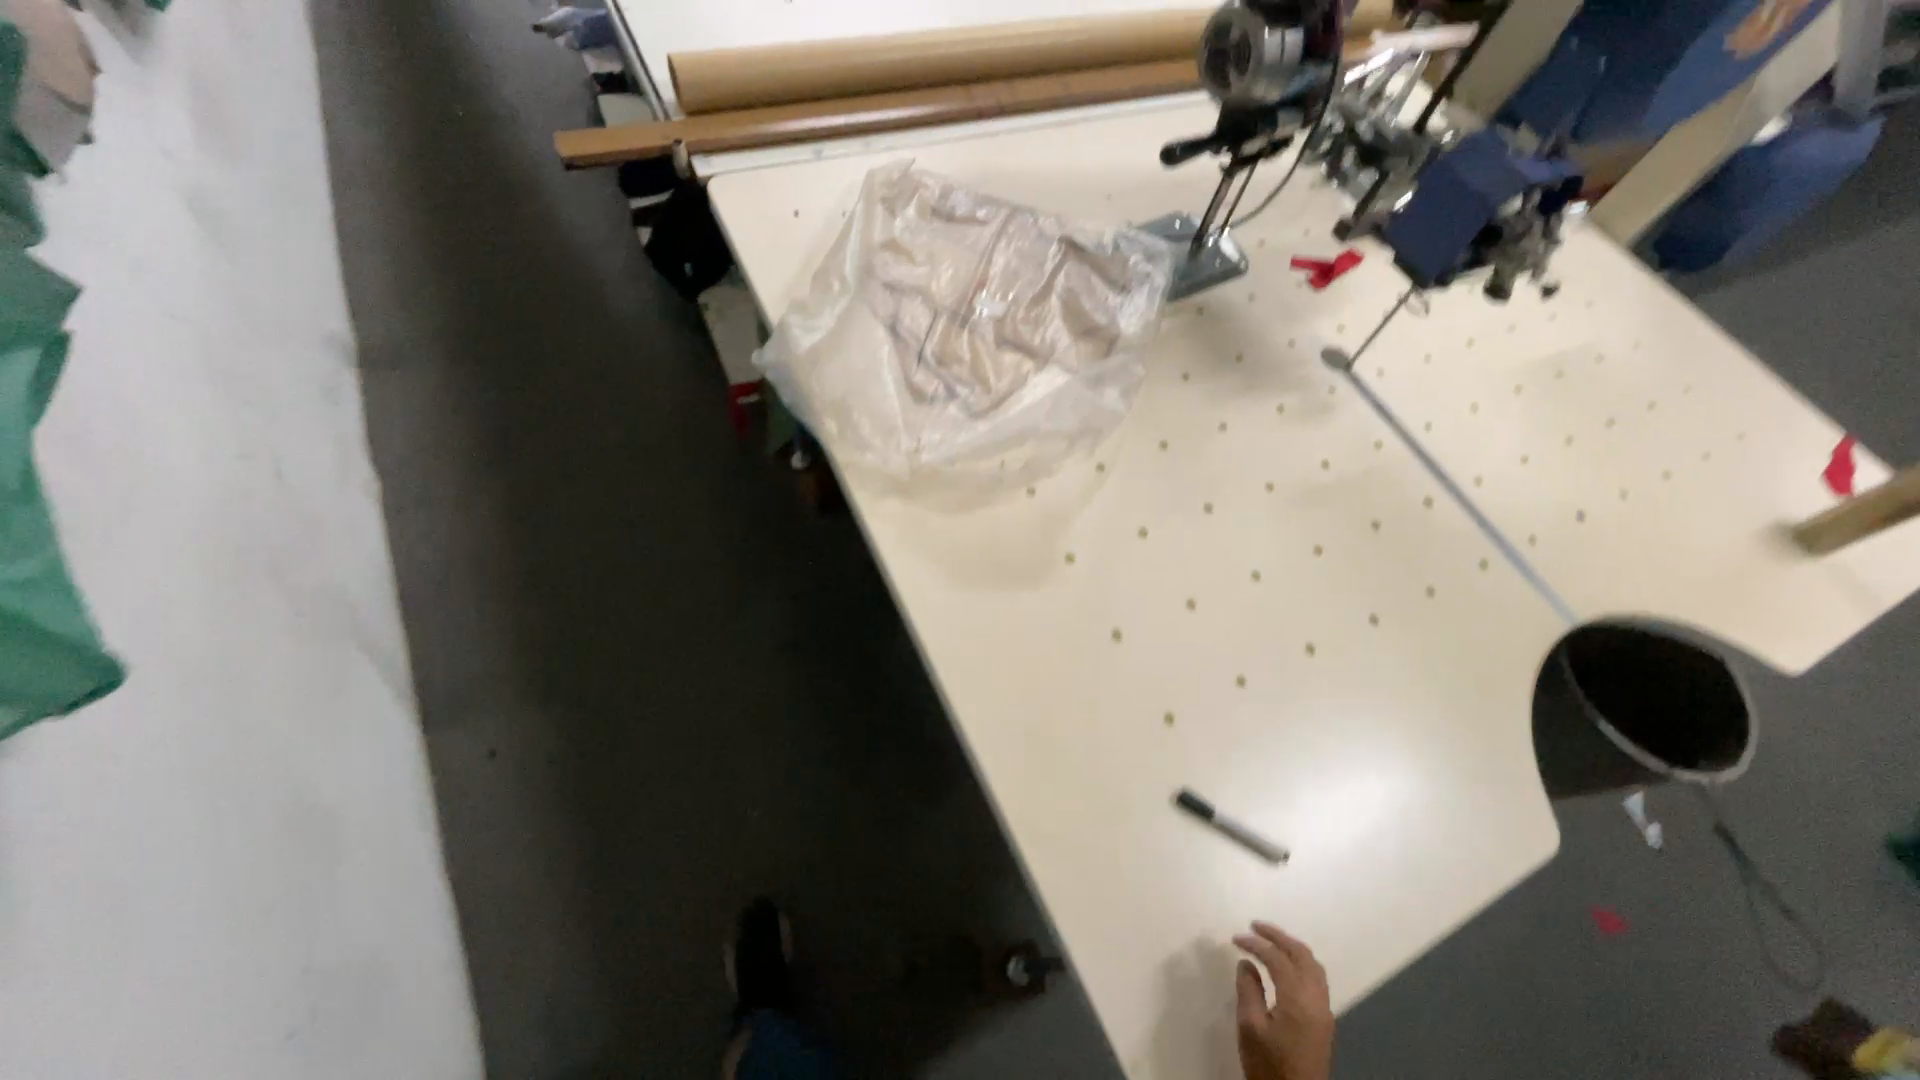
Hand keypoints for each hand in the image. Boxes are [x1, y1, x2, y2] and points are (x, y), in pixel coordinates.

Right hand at [1232, 922, 1333, 1079]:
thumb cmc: (1269, 1066)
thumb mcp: (1249, 1027)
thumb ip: (1248, 990)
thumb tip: (1247, 963)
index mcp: (1298, 1000)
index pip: (1278, 959)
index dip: (1256, 944)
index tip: (1235, 938)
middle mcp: (1317, 1000)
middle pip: (1303, 956)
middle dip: (1279, 937)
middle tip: (1255, 926)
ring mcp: (1324, 1011)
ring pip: (1313, 967)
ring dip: (1292, 948)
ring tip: (1270, 940)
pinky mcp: (1324, 1021)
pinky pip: (1316, 979)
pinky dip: (1300, 963)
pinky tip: (1284, 967)